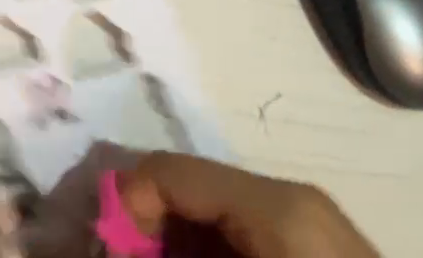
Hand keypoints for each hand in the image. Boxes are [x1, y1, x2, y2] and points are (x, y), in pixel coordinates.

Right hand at [119, 153, 378, 257]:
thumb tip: (105, 247)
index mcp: (274, 206)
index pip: (165, 172)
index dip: (125, 211)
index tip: (108, 257)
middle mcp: (290, 200)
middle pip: (186, 191)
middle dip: (147, 234)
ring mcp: (309, 226)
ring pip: (210, 215)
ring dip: (175, 248)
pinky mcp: (316, 250)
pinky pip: (241, 237)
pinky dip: (210, 255)